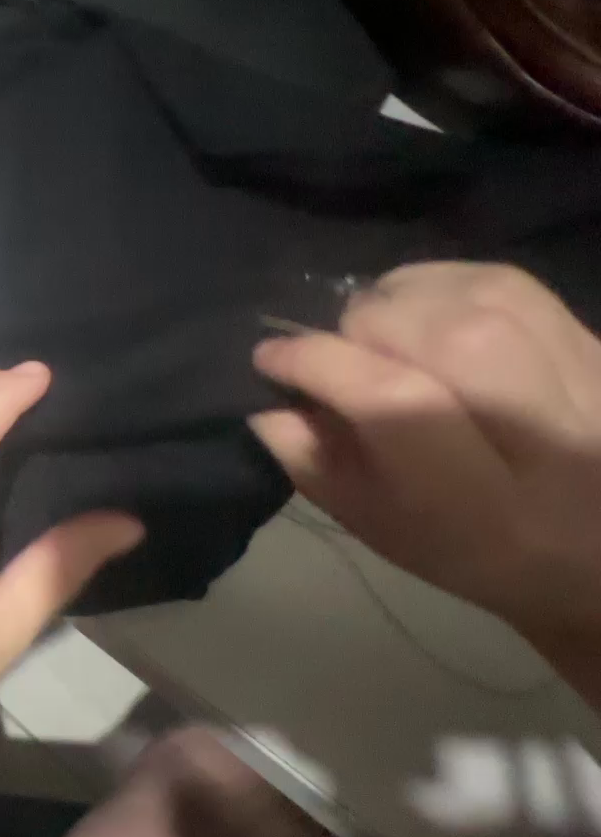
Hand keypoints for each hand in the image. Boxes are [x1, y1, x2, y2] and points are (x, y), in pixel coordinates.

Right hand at [250, 262, 600, 646]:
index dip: (314, 362)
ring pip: (487, 301)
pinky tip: (423, 306)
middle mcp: (552, 442)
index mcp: (479, 502)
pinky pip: (517, 287)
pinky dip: (449, 284)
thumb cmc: (460, 545)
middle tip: (338, 345)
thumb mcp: (367, 519)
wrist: (592, 552)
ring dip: (405, 297)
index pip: (393, 400)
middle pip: (451, 338)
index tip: (268, 357)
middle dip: (365, 325)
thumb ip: (307, 457)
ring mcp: (593, 389)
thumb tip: (267, 398)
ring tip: (376, 323)